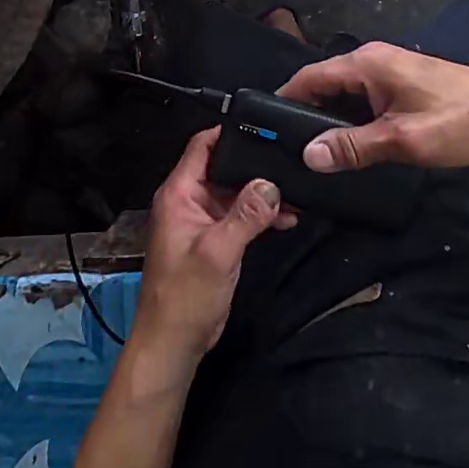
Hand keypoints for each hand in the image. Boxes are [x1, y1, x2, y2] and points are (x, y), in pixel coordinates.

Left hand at [134, 128, 295, 363]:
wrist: (174, 339)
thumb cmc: (184, 296)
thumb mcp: (219, 251)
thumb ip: (246, 215)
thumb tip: (270, 185)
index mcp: (178, 194)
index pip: (201, 147)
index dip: (227, 133)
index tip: (261, 128)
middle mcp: (187, 202)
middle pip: (222, 168)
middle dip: (253, 167)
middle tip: (288, 164)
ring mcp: (200, 221)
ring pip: (233, 193)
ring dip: (260, 195)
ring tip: (294, 197)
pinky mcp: (212, 239)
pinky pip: (236, 216)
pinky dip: (257, 216)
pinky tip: (285, 218)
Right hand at [277, 42, 468, 170]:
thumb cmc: (462, 124)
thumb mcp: (403, 140)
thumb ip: (352, 147)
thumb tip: (308, 155)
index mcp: (367, 62)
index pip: (308, 77)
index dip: (284, 100)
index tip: (267, 127)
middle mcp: (374, 57)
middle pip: (323, 83)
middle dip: (306, 112)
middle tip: (291, 145)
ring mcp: (391, 68)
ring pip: (344, 91)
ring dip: (330, 116)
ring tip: (318, 148)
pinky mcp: (404, 82)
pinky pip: (363, 96)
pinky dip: (351, 115)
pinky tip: (352, 140)